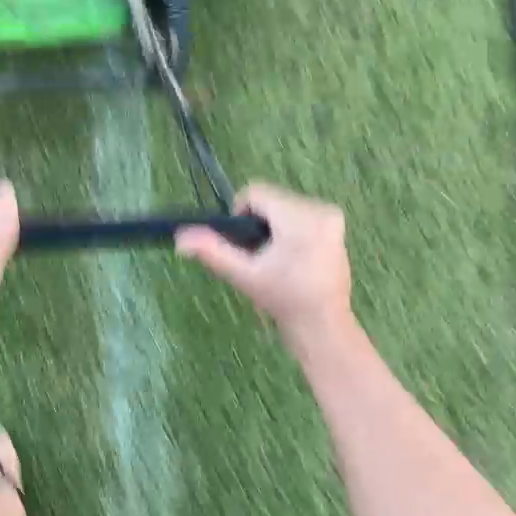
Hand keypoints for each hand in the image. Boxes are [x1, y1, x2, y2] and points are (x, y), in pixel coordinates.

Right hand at [176, 183, 352, 334]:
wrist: (321, 323)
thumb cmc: (282, 300)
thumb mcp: (244, 275)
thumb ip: (212, 251)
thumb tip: (180, 237)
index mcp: (300, 218)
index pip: (256, 193)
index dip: (239, 214)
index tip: (244, 244)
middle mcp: (321, 209)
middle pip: (270, 199)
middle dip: (257, 223)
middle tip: (259, 256)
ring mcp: (332, 217)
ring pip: (283, 206)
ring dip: (272, 226)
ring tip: (275, 258)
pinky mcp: (336, 225)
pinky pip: (299, 213)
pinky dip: (288, 229)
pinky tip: (291, 257)